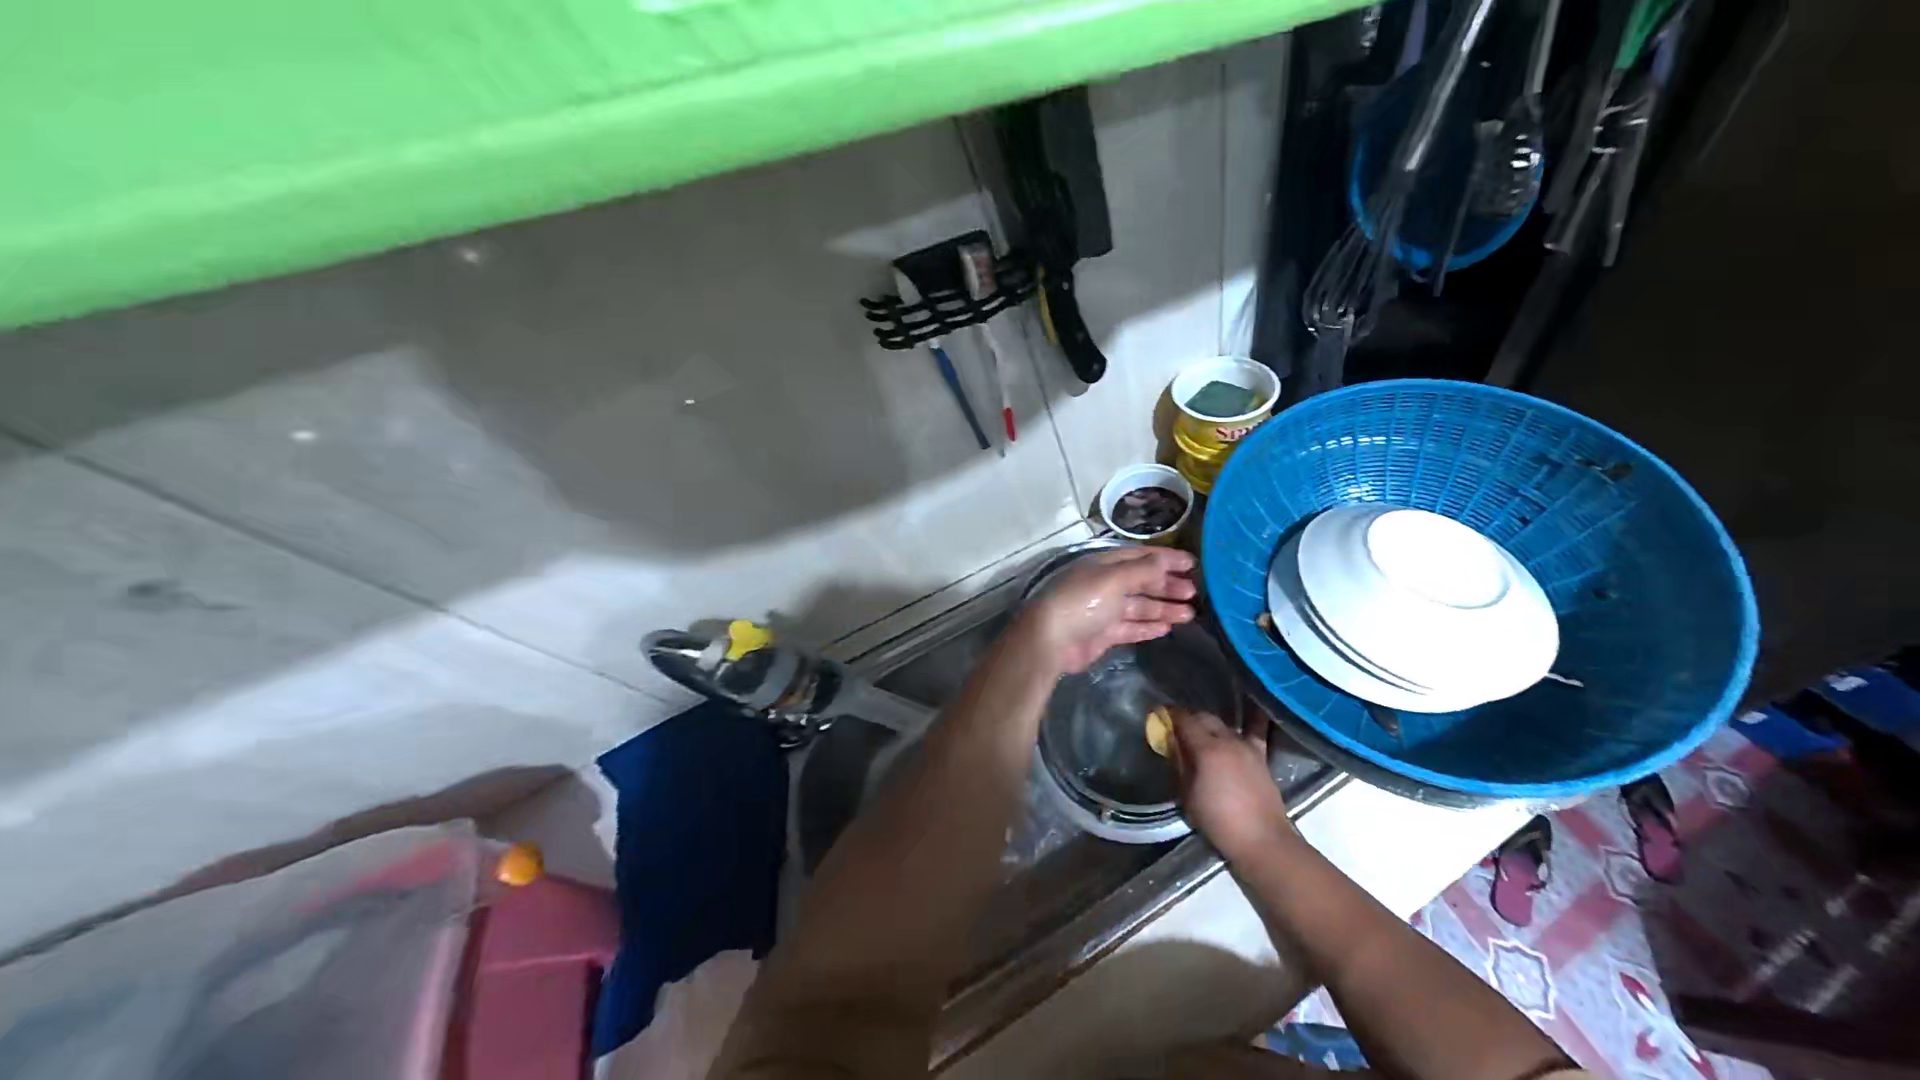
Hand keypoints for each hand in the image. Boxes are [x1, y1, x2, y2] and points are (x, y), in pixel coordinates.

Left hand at [1017, 547, 1196, 673]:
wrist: (1051, 640)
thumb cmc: (1082, 602)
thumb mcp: (1113, 579)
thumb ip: (1142, 569)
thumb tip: (1166, 560)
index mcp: (1103, 566)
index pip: (1139, 557)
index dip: (1165, 559)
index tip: (1193, 564)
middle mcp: (1103, 585)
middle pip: (1141, 582)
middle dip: (1167, 585)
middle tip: (1194, 592)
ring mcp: (1103, 610)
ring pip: (1139, 606)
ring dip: (1163, 608)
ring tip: (1190, 613)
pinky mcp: (1103, 634)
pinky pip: (1131, 627)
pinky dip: (1148, 626)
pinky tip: (1167, 627)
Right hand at [1170, 708, 1292, 862]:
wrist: (1261, 839)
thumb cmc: (1218, 820)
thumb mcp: (1187, 794)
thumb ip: (1179, 763)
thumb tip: (1172, 743)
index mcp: (1206, 749)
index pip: (1184, 720)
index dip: (1169, 713)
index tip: (1159, 713)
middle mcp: (1227, 740)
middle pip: (1205, 717)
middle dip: (1189, 717)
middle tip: (1177, 726)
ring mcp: (1247, 746)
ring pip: (1225, 725)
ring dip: (1210, 724)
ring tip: (1201, 732)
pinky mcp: (1261, 756)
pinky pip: (1256, 731)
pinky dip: (1252, 719)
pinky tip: (1253, 709)